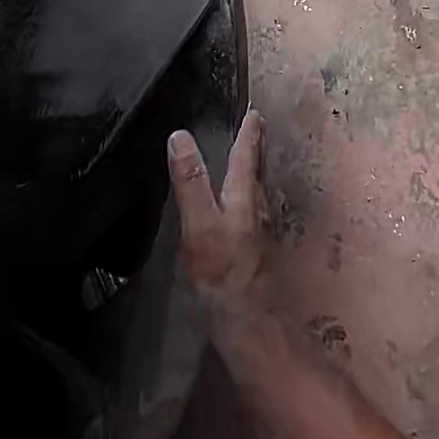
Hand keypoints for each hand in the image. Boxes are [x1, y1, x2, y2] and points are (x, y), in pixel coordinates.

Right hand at [167, 111, 274, 351]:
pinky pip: (250, 206)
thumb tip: (180, 136)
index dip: (249, 131)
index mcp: (245, 195)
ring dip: (251, 167)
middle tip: (252, 124)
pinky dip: (244, 191)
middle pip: (256, 168)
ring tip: (243, 155)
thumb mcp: (200, 224)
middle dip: (253, 145)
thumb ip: (190, 181)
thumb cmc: (225, 274)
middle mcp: (257, 207)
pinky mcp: (254, 249)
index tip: (253, 110)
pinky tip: (235, 203)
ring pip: (256, 188)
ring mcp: (258, 230)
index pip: (247, 153)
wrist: (252, 328)